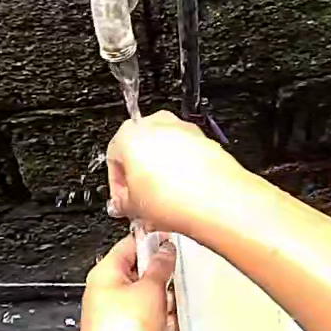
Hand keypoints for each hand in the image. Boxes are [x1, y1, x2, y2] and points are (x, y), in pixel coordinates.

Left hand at [78, 234, 176, 330]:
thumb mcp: (151, 290)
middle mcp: (104, 292)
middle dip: (161, 276)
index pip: (131, 242)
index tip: (174, 240)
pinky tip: (165, 329)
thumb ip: (161, 265)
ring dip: (163, 301)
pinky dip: (160, 320)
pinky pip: (147, 317)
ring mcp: (113, 315)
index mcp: (104, 274)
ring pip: (147, 295)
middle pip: (140, 270)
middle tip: (172, 282)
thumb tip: (166, 250)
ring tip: (168, 311)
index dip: (154, 239)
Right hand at [106, 111, 250, 234]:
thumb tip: (125, 202)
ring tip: (164, 203)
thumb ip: (122, 201)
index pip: (113, 158)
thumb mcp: (133, 207)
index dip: (118, 186)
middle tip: (142, 202)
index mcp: (131, 133)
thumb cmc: (176, 197)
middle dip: (140, 177)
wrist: (217, 200)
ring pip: (165, 151)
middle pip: (141, 150)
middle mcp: (159, 123)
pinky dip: (183, 170)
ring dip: (162, 174)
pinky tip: (184, 195)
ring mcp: (186, 129)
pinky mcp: (207, 140)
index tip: (124, 201)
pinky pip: (187, 154)